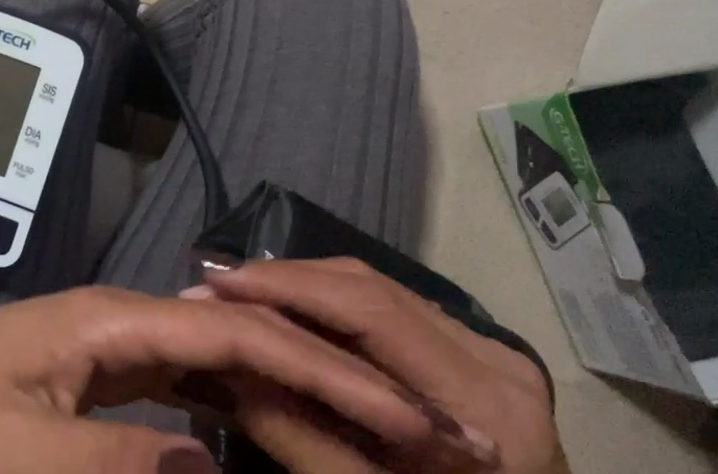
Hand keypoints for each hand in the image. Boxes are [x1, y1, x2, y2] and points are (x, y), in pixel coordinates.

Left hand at [0, 285, 476, 473]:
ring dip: (288, 382)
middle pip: (237, 333)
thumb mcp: (23, 454)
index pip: (231, 332)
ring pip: (218, 351)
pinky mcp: (107, 364)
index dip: (317, 367)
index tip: (397, 408)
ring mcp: (115, 337)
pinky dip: (240, 393)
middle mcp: (122, 316)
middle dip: (321, 371)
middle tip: (408, 423)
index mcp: (110, 320)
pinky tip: (277, 422)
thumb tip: (213, 463)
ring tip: (364, 426)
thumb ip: (117, 460)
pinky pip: (189, 374)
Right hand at [197, 259, 568, 473]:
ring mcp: (497, 357)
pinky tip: (293, 312)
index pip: (371, 310)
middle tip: (218, 282)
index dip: (289, 285)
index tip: (220, 281)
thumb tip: (227, 368)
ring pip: (381, 289)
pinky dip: (336, 306)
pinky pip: (395, 311)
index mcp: (483, 405)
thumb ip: (300, 438)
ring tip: (243, 291)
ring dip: (307, 286)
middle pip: (373, 287)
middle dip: (287, 278)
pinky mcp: (484, 361)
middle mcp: (498, 362)